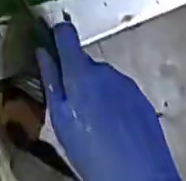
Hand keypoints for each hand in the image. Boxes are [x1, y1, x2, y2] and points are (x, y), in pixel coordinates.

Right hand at [36, 20, 180, 180]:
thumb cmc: (92, 153)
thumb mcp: (61, 121)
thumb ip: (50, 82)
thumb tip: (42, 51)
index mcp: (80, 71)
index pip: (65, 33)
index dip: (56, 34)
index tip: (50, 44)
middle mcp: (104, 70)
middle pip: (84, 61)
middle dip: (76, 76)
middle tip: (73, 107)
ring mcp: (127, 84)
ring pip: (103, 78)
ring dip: (96, 91)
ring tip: (96, 123)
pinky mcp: (143, 101)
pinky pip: (120, 92)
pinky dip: (114, 103)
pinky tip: (115, 130)